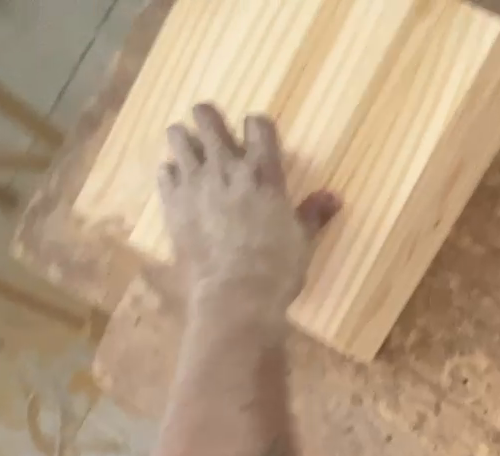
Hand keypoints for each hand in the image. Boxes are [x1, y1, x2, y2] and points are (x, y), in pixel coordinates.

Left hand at [157, 103, 340, 306]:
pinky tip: (182, 189)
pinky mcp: (171, 201)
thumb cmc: (277, 269)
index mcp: (263, 173)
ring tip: (194, 158)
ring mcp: (194, 181)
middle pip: (207, 116)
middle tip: (216, 137)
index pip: (258, 124)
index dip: (257, 126)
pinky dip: (172, 175)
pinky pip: (164, 171)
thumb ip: (313, 214)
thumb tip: (335, 197)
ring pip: (178, 135)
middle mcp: (226, 167)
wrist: (236, 295)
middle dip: (210, 120)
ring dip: (185, 142)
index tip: (258, 138)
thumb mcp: (302, 242)